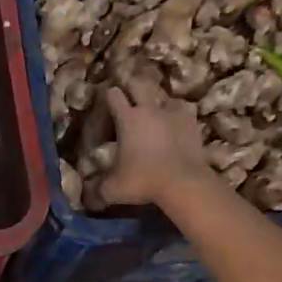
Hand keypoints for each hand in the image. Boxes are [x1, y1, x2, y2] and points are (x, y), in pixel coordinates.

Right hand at [103, 80, 211, 205]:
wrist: (183, 183)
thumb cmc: (143, 181)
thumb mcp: (113, 190)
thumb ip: (99, 189)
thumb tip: (89, 196)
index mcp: (127, 119)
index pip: (113, 95)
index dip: (109, 96)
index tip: (107, 101)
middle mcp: (149, 109)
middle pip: (139, 85)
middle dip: (133, 88)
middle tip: (130, 97)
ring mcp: (173, 113)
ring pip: (164, 98)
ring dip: (158, 103)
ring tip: (156, 114)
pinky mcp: (192, 122)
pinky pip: (183, 111)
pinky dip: (178, 116)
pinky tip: (176, 125)